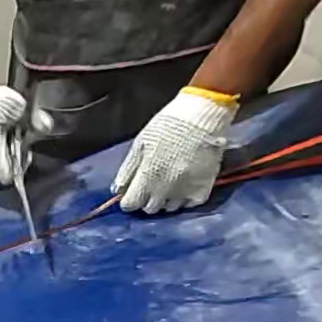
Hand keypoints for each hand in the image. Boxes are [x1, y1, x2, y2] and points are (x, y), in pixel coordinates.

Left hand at [113, 88, 237, 213]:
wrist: (203, 113)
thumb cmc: (166, 127)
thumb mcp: (139, 146)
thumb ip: (127, 171)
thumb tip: (117, 191)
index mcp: (146, 179)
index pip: (130, 205)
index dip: (129, 199)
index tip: (134, 191)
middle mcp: (163, 189)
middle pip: (149, 209)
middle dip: (147, 199)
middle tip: (153, 184)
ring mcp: (184, 190)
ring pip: (169, 208)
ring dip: (166, 200)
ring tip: (170, 183)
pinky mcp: (203, 187)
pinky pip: (190, 204)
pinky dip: (186, 199)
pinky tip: (185, 186)